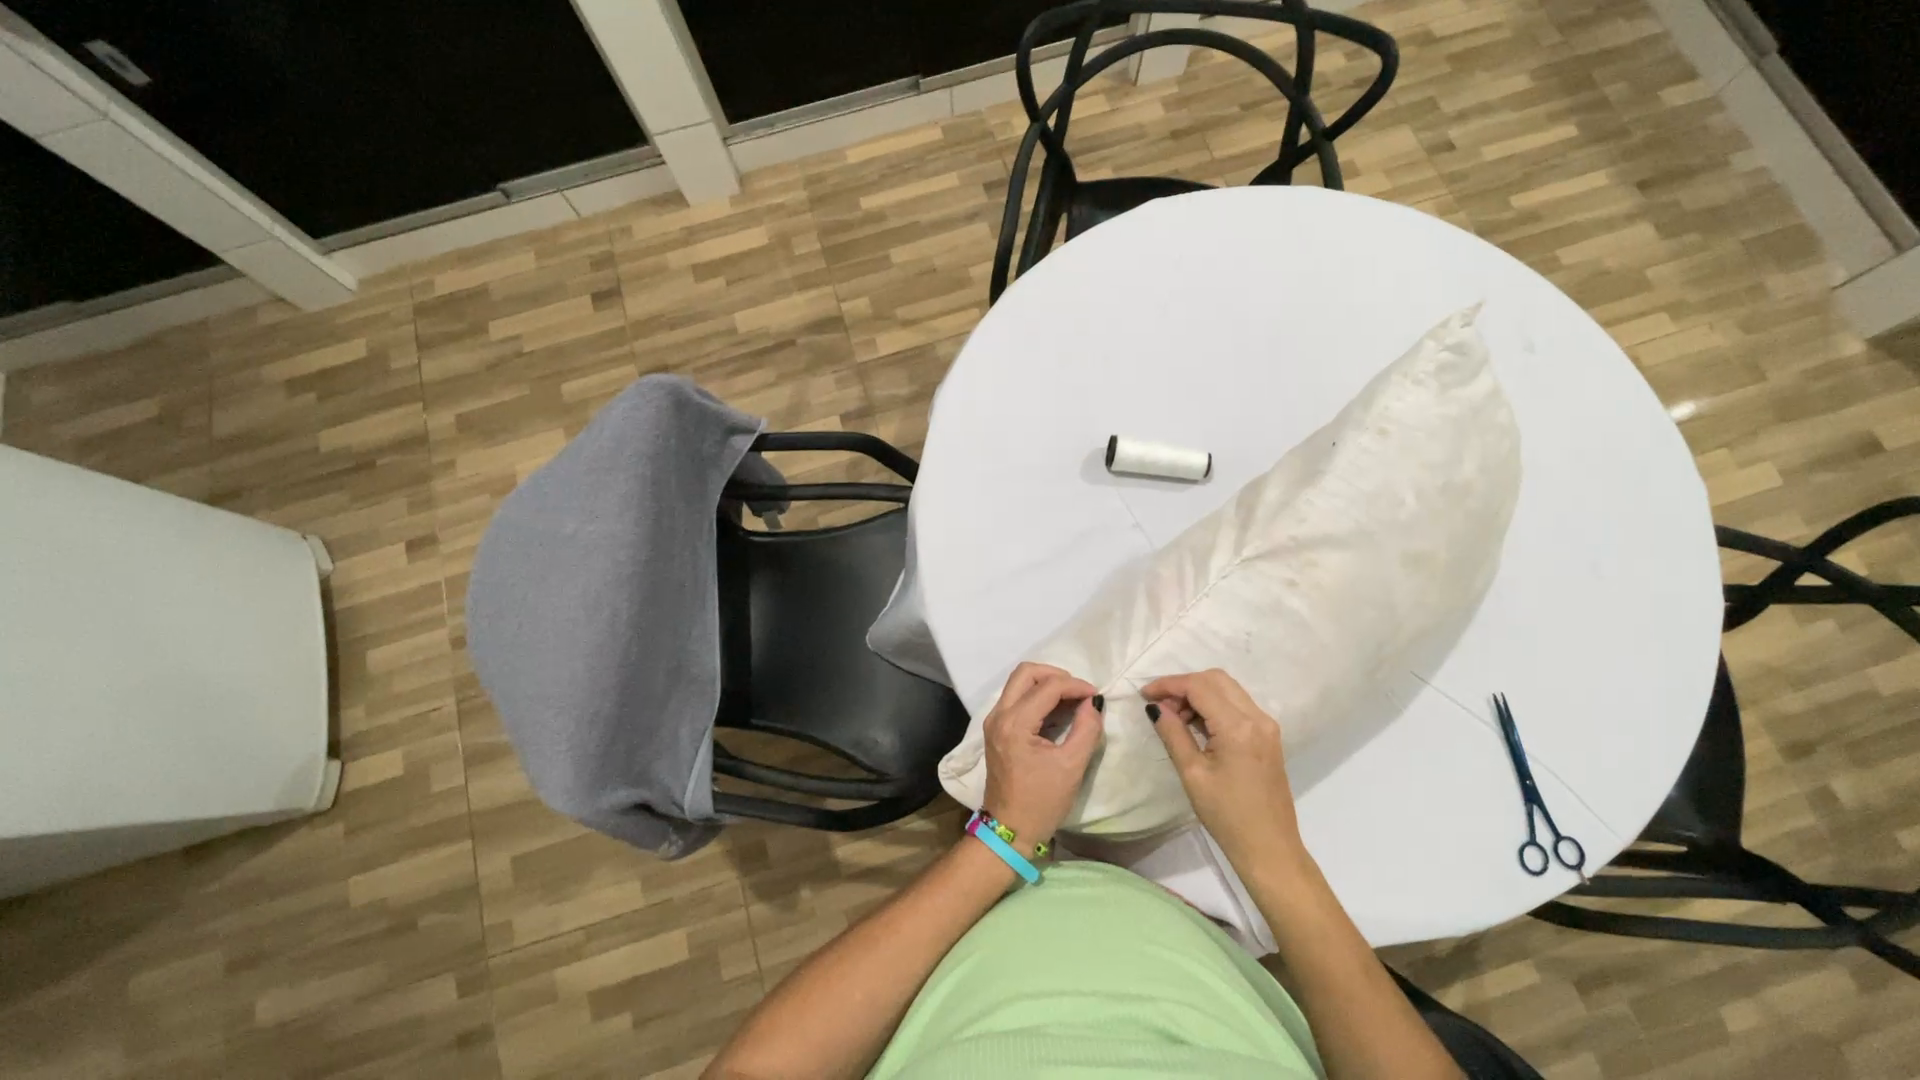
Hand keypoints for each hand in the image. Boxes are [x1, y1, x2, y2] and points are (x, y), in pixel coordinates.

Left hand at [979, 663, 1104, 847]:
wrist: (1009, 830)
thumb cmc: (1041, 801)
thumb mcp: (1072, 766)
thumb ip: (1087, 728)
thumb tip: (1093, 703)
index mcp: (1015, 723)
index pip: (1048, 687)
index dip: (1076, 686)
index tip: (1096, 696)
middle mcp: (999, 715)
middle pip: (1025, 673)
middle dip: (1056, 676)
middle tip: (1079, 692)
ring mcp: (994, 721)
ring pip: (1018, 683)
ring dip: (1046, 685)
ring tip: (1072, 701)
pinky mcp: (996, 730)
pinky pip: (1016, 699)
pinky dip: (1037, 697)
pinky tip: (1058, 712)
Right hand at [1144, 669, 1304, 868]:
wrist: (1269, 846)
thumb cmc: (1226, 815)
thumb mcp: (1192, 773)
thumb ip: (1173, 734)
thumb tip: (1155, 707)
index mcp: (1238, 727)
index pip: (1199, 686)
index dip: (1168, 685)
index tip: (1143, 695)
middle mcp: (1258, 717)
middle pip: (1216, 679)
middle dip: (1184, 685)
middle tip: (1160, 707)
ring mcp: (1267, 725)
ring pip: (1228, 689)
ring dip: (1199, 694)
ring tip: (1175, 719)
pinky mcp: (1268, 735)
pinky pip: (1238, 705)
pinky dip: (1214, 706)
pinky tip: (1196, 726)